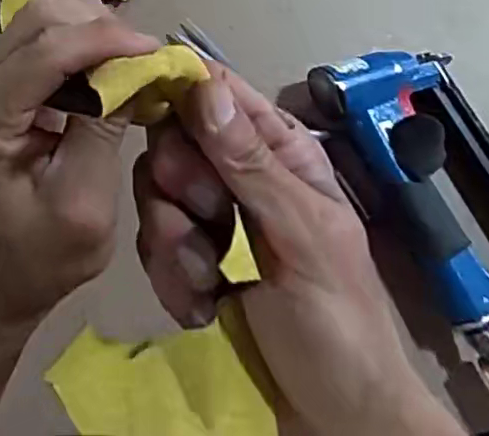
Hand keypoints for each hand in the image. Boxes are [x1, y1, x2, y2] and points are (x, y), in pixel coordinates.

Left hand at [0, 0, 162, 324]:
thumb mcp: (86, 202)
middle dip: (99, 26)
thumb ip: (104, 127)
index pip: (46, 51)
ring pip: (42, 18)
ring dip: (91, 27)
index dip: (104, 40)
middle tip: (144, 56)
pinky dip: (81, 39)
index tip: (155, 50)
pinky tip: (108, 64)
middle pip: (41, 18)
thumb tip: (135, 66)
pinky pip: (42, 36)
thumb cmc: (41, 253)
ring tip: (130, 59)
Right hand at [134, 66, 462, 435]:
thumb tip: (204, 87)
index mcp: (276, 149)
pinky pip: (149, 240)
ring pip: (153, 188)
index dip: (179, 90)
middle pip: (171, 135)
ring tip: (212, 280)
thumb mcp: (304, 237)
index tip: (156, 114)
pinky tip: (203, 304)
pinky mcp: (183, 253)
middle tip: (212, 220)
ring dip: (176, 241)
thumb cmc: (339, 324)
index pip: (216, 89)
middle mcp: (235, 169)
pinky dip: (171, 275)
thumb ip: (252, 163)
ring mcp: (206, 212)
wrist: (332, 422)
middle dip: (182, 184)